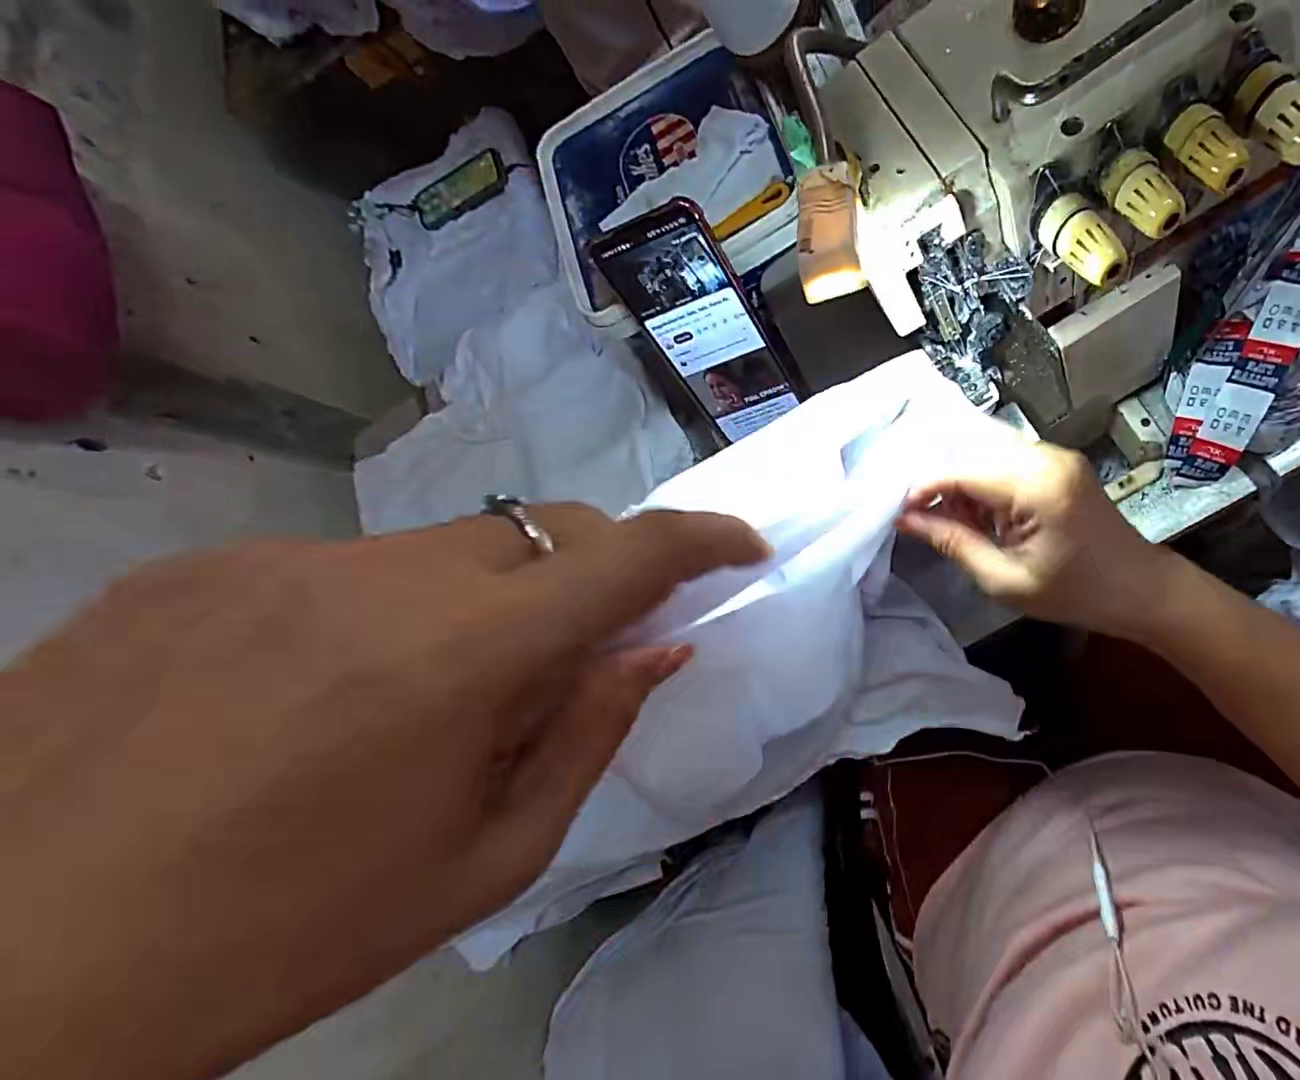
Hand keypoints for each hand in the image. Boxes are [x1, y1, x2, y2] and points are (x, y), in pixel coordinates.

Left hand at [0, 505, 767, 1079]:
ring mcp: (275, 561)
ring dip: (494, 597)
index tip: (746, 546)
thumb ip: (592, 731)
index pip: (628, 555)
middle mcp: (377, 579)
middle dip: (600, 572)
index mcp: (462, 657)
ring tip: (437, 691)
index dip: (704, 539)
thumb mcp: (490, 855)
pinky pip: (354, 567)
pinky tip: (327, 691)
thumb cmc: (289, 935)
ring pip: (454, 547)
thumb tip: (657, 648)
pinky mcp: (195, 568)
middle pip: (549, 531)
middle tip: (589, 647)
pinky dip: (395, 608)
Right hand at [898, 439, 1178, 639]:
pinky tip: (982, 513)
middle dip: (943, 485)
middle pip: (973, 455)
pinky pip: (1009, 461)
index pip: (962, 471)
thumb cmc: (1076, 593)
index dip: (924, 489)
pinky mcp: (1060, 463)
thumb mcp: (1006, 579)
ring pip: (988, 454)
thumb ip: (954, 542)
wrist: (1141, 587)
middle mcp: (1046, 456)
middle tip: (923, 520)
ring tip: (955, 521)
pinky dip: (987, 483)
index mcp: (1037, 484)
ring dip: (965, 484)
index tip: (899, 514)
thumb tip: (907, 520)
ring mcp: (1057, 455)